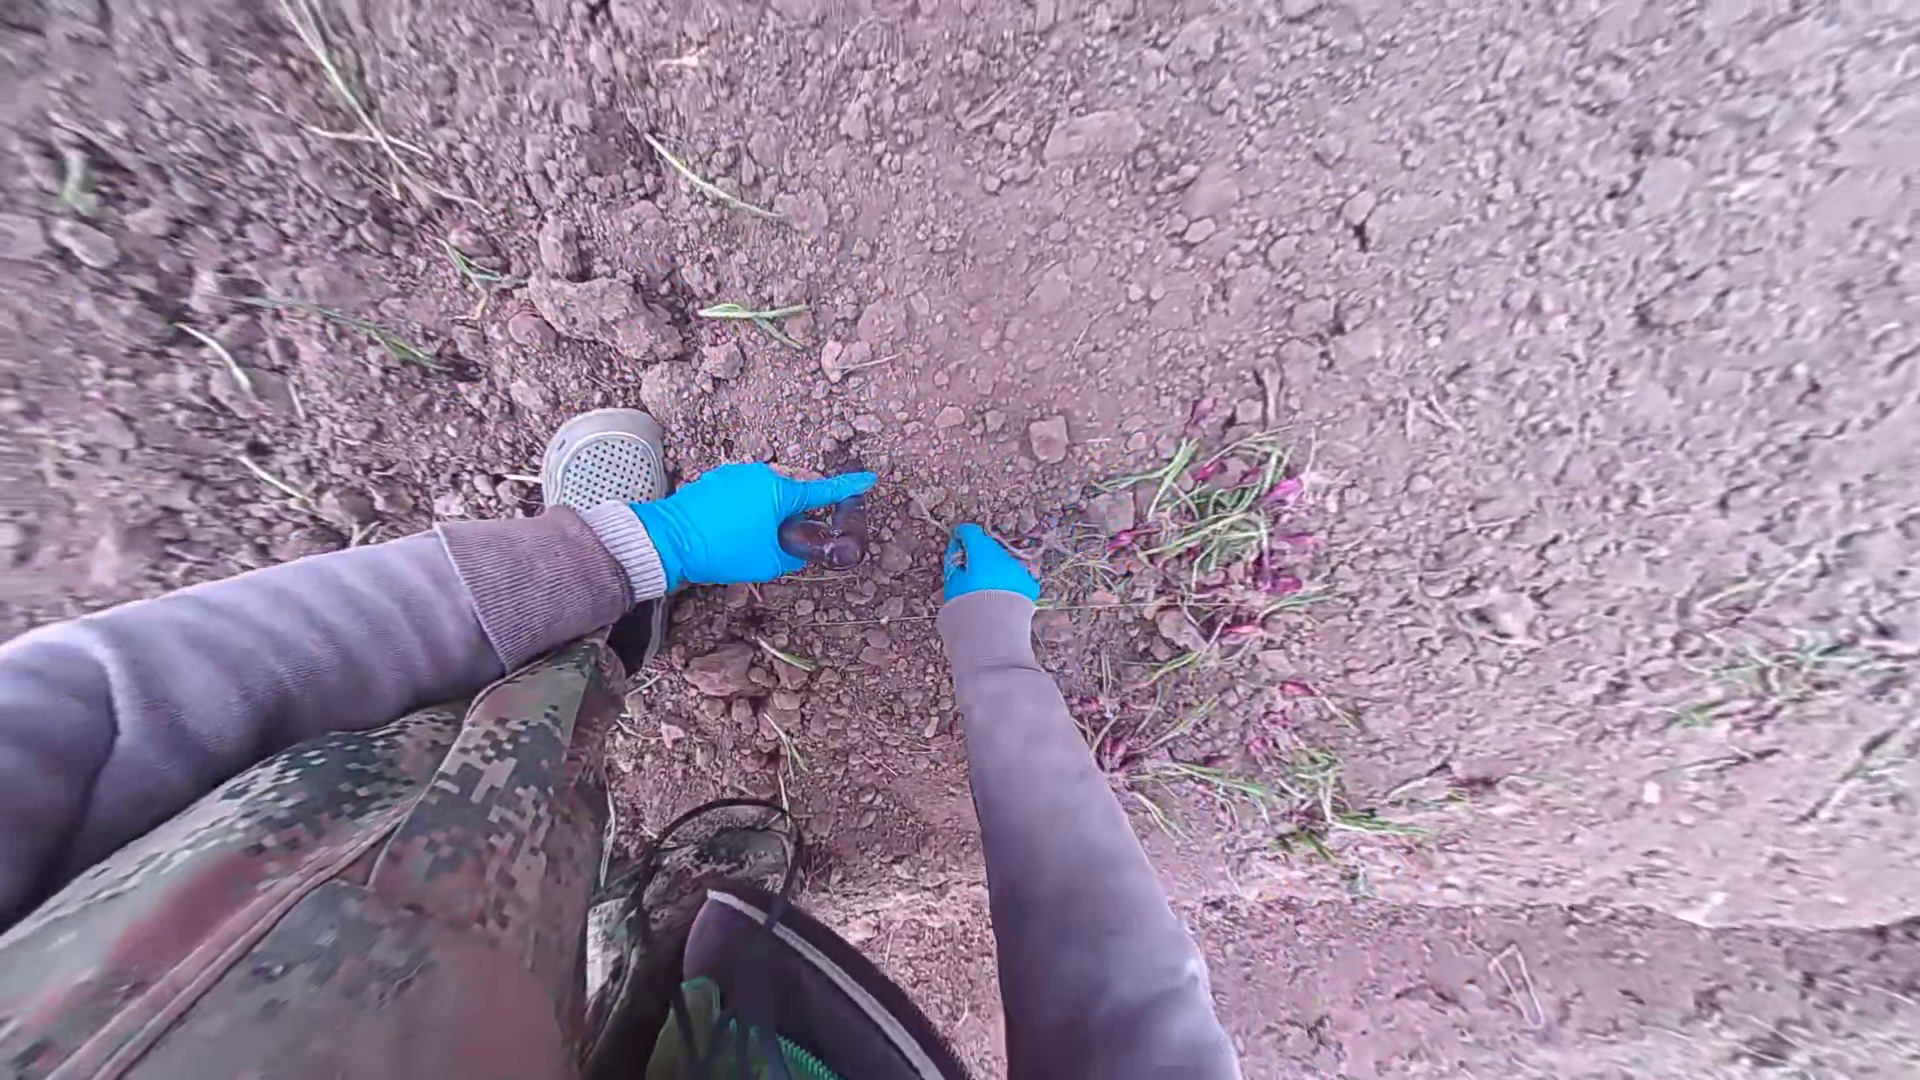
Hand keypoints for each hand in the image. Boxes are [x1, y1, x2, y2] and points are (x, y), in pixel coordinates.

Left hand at [633, 464, 877, 588]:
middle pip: (797, 488)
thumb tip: (797, 550)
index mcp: (781, 490)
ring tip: (762, 535)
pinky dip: (755, 505)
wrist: (667, 541)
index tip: (867, 480)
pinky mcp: (719, 479)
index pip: (825, 489)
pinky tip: (742, 527)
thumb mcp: (769, 562)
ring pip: (772, 489)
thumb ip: (794, 555)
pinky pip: (749, 489)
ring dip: (776, 508)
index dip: (849, 487)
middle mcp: (762, 475)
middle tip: (800, 530)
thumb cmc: (720, 549)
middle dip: (803, 507)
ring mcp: (738, 474)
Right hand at [943, 524, 1040, 602]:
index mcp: (982, 551)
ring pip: (1003, 561)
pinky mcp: (1029, 585)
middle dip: (978, 554)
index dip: (960, 536)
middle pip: (988, 546)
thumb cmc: (967, 609)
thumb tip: (957, 557)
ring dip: (994, 568)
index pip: (970, 531)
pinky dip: (1008, 581)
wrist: (993, 636)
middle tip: (967, 570)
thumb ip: (954, 566)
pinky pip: (1016, 577)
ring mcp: (1018, 569)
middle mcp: (1003, 555)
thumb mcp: (952, 585)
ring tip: (984, 587)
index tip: (955, 544)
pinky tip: (1000, 595)